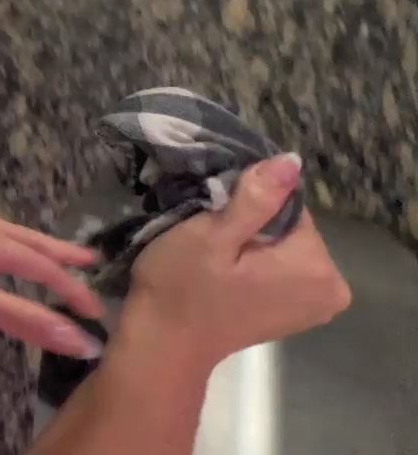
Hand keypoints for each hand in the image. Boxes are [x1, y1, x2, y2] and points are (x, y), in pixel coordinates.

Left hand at [0, 193, 104, 358]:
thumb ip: (16, 316)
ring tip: (46, 250)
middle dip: (58, 252)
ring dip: (28, 242)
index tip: (98, 314)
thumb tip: (82, 339)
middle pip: (25, 239)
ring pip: (0, 228)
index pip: (43, 268)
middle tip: (90, 260)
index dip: (72, 291)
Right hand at [126, 153, 350, 367]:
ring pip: (283, 247)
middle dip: (247, 221)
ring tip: (206, 247)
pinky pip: (281, 269)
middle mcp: (332, 287)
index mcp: (315, 266)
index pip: (289, 206)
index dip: (244, 199)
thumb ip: (252, 200)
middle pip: (289, 228)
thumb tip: (289, 162)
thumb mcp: (207, 235)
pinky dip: (253, 261)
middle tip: (200, 229)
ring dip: (249, 240)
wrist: (167, 338)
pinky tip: (221, 268)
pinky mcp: (299, 313)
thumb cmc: (180, 283)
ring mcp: (318, 305)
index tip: (205, 208)